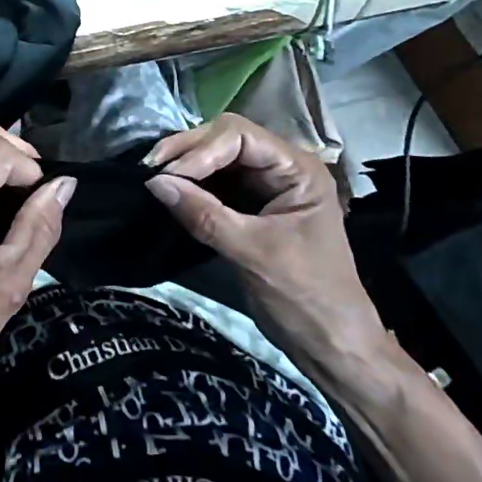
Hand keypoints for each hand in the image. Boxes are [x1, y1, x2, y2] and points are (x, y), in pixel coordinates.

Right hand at [144, 115, 387, 372]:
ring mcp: (266, 184)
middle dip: (187, 150)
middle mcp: (282, 167)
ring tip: (153, 175)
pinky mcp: (250, 202)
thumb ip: (204, 215)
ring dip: (184, 163)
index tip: (167, 174)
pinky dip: (190, 180)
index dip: (200, 149)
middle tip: (150, 167)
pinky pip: (214, 178)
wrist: (332, 346)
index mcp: (298, 170)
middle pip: (224, 138)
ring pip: (215, 155)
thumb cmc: (305, 297)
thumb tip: (154, 182)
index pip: (239, 135)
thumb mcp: (253, 254)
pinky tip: (168, 188)